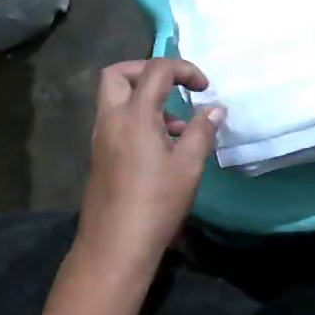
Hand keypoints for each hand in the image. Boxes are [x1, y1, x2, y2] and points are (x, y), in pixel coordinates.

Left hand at [76, 59, 222, 279]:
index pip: (156, 70)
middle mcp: (110, 119)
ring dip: (144, 98)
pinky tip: (162, 148)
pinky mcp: (99, 156)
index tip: (204, 88)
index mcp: (133, 115)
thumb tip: (215, 109)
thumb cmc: (155, 203)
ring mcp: (100, 138)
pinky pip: (116, 121)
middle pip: (119, 74)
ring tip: (178, 126)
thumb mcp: (188, 166)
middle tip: (174, 87)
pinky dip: (137, 119)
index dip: (183, 69)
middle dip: (148, 71)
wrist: (115, 245)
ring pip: (115, 99)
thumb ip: (202, 131)